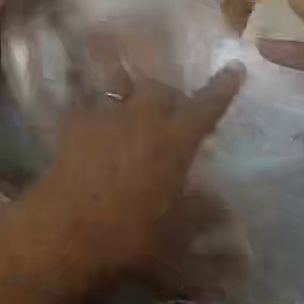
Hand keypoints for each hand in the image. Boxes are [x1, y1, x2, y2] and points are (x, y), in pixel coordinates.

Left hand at [22, 64, 243, 279]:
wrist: (68, 228)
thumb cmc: (132, 235)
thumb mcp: (178, 234)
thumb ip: (202, 213)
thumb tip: (221, 204)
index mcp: (172, 140)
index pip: (204, 107)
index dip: (221, 89)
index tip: (234, 68)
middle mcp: (139, 117)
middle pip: (158, 89)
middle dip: (170, 96)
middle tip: (175, 115)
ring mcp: (102, 114)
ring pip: (121, 89)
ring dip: (132, 98)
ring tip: (132, 115)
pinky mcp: (72, 121)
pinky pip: (91, 108)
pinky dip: (99, 117)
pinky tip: (96, 136)